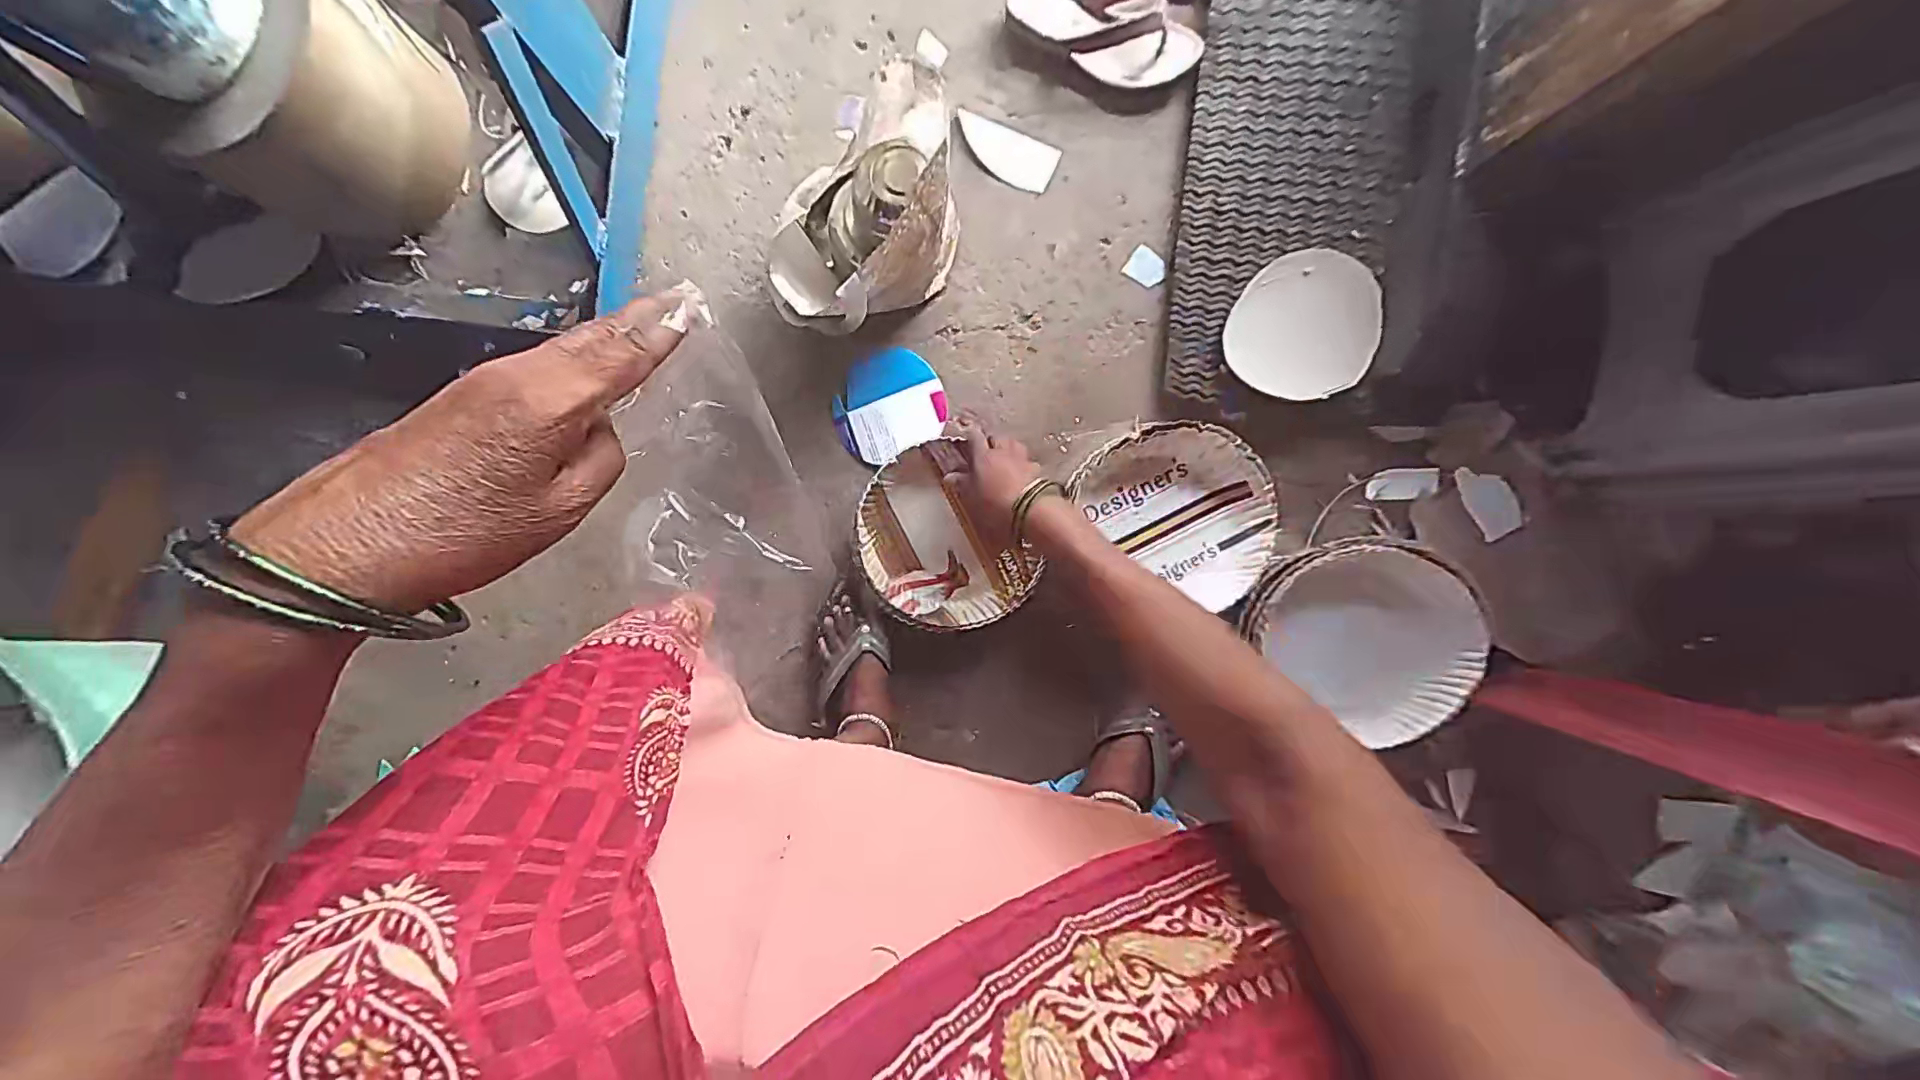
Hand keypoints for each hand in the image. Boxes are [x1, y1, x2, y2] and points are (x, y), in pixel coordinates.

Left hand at [228, 291, 690, 613]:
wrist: (349, 543)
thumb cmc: (468, 532)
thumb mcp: (561, 508)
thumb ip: (602, 457)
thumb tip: (600, 426)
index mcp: (550, 399)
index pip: (622, 355)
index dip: (661, 331)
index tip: (692, 306)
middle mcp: (519, 374)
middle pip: (593, 336)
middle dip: (641, 315)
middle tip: (680, 299)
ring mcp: (487, 379)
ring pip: (567, 346)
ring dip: (611, 331)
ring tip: (648, 321)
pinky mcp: (467, 394)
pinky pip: (542, 363)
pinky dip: (579, 353)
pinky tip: (593, 359)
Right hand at [941, 419, 1044, 548]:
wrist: (1029, 508)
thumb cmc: (995, 501)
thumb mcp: (972, 494)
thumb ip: (962, 483)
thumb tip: (950, 477)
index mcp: (983, 455)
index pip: (975, 436)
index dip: (971, 435)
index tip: (967, 438)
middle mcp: (1003, 451)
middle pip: (997, 437)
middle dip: (991, 441)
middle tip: (986, 450)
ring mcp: (1022, 459)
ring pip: (1014, 445)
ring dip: (1008, 449)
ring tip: (1004, 458)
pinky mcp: (1036, 470)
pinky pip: (1027, 461)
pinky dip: (1023, 464)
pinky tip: (1021, 473)